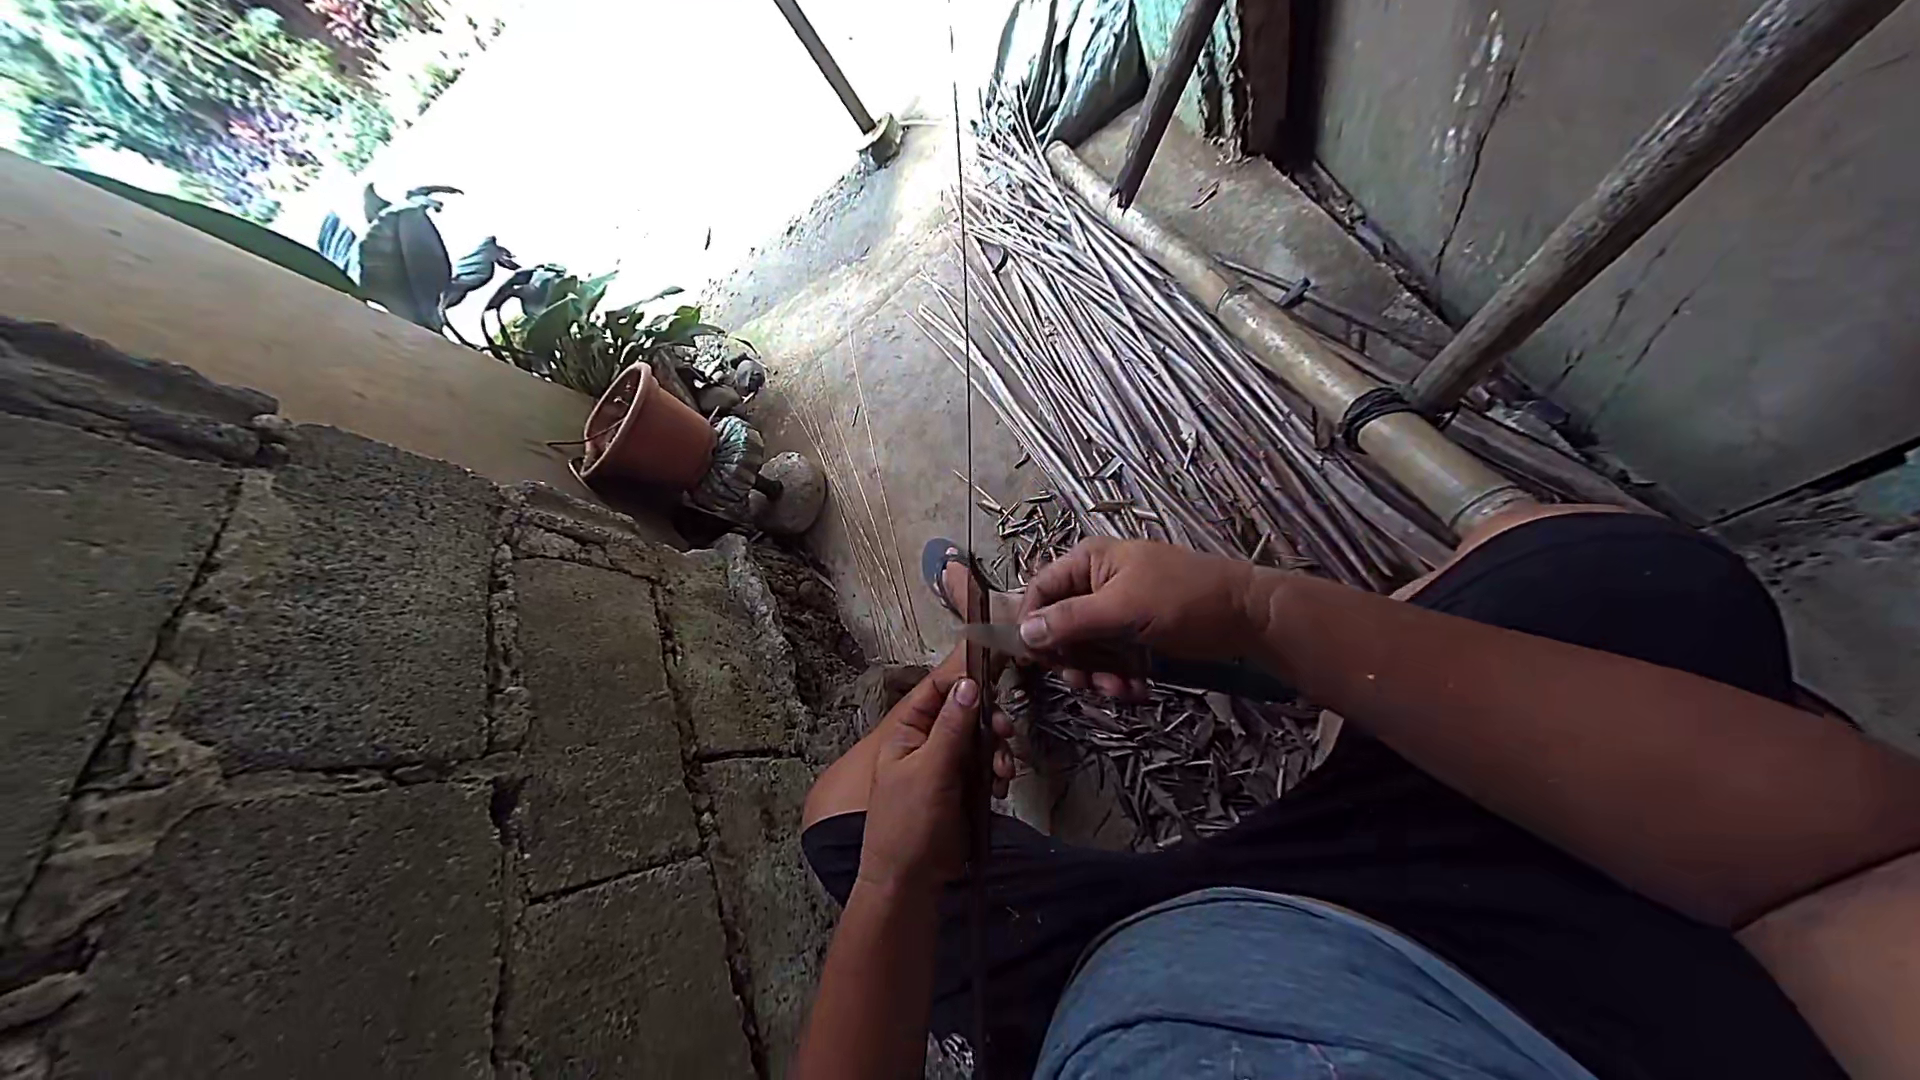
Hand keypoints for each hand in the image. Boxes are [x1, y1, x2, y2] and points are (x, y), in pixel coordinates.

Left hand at [857, 672, 1015, 895]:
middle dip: (988, 719)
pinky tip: (997, 787)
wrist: (910, 882)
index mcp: (909, 728)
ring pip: (981, 737)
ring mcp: (947, 761)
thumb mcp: (929, 771)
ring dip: (996, 749)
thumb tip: (968, 684)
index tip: (995, 658)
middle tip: (1003, 732)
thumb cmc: (906, 826)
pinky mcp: (963, 782)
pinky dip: (996, 770)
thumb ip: (950, 727)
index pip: (938, 686)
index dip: (964, 670)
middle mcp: (928, 738)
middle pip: (966, 709)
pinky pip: (986, 763)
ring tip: (1000, 772)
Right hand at [1016, 537, 1272, 699]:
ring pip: (1084, 648)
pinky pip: (1110, 659)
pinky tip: (1135, 690)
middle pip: (1059, 626)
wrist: (1247, 616)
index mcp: (1088, 562)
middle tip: (1083, 682)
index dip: (1033, 623)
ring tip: (1118, 691)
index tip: (1036, 658)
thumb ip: (1069, 619)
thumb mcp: (1121, 608)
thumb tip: (1023, 631)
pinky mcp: (1133, 635)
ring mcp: (1115, 611)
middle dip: (1072, 658)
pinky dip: (1117, 677)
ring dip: (1096, 674)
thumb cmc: (1182, 598)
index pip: (1040, 591)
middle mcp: (1095, 584)